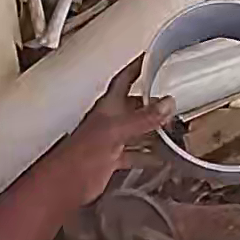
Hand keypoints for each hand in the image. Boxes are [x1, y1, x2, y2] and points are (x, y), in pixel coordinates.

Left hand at [37, 57, 175, 205]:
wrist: (66, 182)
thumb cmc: (82, 153)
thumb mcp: (117, 131)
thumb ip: (143, 118)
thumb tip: (167, 103)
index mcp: (109, 106)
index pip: (124, 79)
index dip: (136, 67)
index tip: (149, 57)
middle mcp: (110, 119)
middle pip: (132, 104)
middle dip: (150, 100)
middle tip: (171, 97)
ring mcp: (110, 139)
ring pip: (136, 129)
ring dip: (152, 128)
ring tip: (173, 127)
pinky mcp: (111, 159)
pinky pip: (134, 153)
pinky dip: (147, 155)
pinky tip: (160, 158)